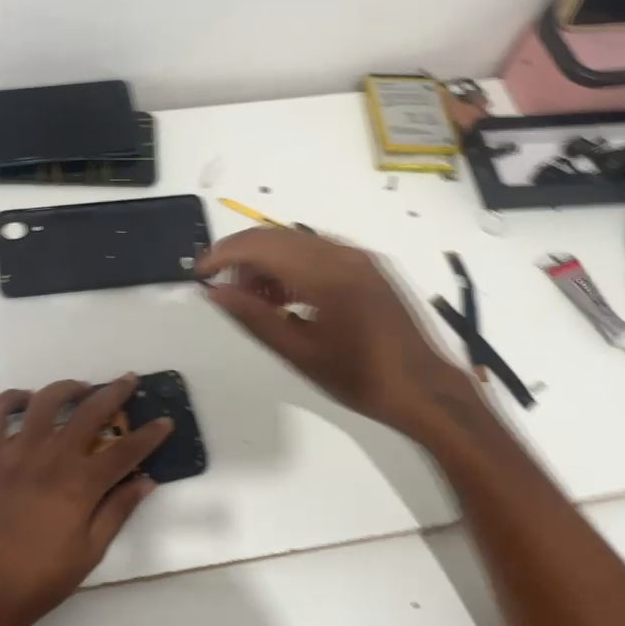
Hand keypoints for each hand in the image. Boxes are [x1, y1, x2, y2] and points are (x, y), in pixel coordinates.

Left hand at [0, 376, 172, 625]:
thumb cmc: (40, 579)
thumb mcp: (90, 551)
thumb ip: (117, 511)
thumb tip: (146, 482)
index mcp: (80, 484)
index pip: (125, 450)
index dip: (150, 435)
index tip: (165, 422)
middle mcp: (51, 459)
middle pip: (89, 412)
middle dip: (114, 393)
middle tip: (129, 381)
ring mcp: (16, 454)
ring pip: (44, 402)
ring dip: (67, 388)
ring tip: (81, 388)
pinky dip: (9, 400)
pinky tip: (25, 400)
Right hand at [196, 227, 482, 434]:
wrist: (424, 389)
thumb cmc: (360, 379)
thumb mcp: (299, 353)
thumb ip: (253, 317)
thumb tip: (214, 292)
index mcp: (325, 273)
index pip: (259, 245)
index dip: (222, 254)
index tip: (199, 273)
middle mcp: (343, 253)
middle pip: (277, 236)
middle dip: (243, 258)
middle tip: (226, 294)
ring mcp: (360, 258)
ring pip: (297, 242)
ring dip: (268, 263)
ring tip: (257, 303)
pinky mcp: (369, 267)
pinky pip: (319, 253)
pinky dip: (293, 267)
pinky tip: (287, 300)